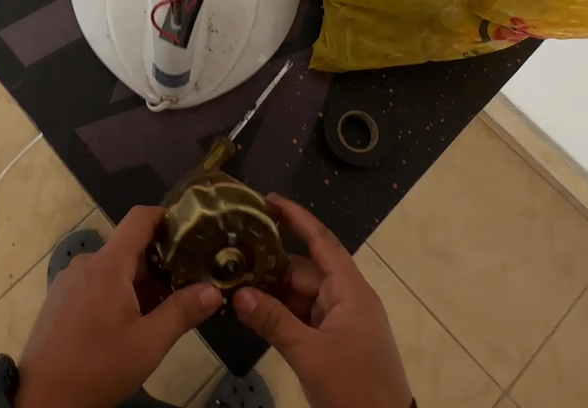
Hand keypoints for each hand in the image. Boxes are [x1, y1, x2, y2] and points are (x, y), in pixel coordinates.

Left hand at [17, 206, 224, 407]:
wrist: (42, 399)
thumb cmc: (97, 366)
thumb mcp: (148, 344)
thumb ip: (181, 313)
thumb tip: (214, 291)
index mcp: (108, 264)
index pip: (139, 218)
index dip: (166, 217)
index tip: (191, 231)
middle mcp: (87, 262)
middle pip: (130, 248)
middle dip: (160, 265)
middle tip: (188, 286)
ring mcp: (70, 280)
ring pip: (114, 269)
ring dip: (139, 284)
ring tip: (163, 312)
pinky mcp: (60, 298)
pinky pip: (96, 283)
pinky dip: (118, 294)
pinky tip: (129, 324)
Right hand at [232, 194, 412, 407]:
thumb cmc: (354, 390)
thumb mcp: (310, 355)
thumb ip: (273, 321)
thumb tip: (239, 293)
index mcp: (349, 291)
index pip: (321, 240)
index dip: (296, 217)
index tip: (268, 199)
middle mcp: (347, 298)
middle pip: (304, 269)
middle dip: (270, 266)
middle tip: (232, 259)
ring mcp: (342, 321)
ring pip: (301, 294)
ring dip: (273, 293)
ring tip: (235, 286)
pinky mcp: (336, 341)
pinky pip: (304, 315)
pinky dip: (282, 313)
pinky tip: (255, 314)